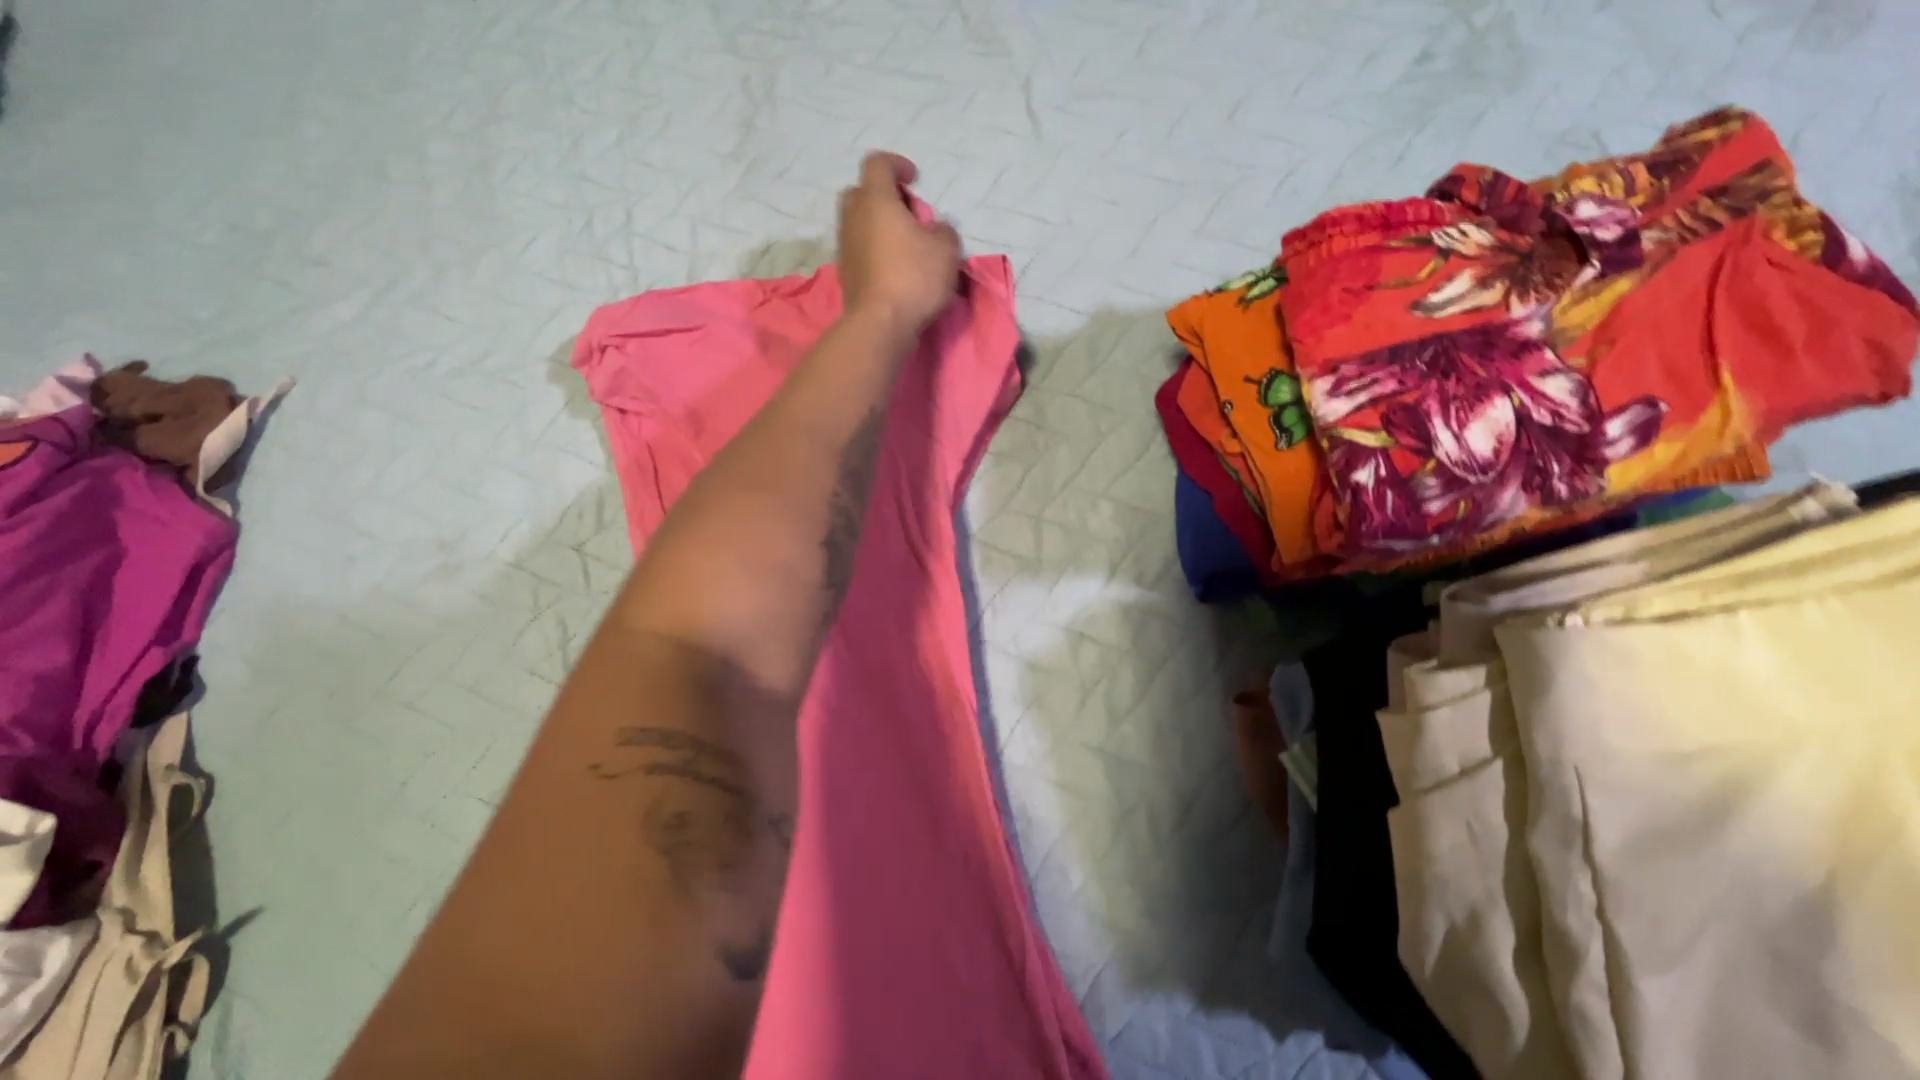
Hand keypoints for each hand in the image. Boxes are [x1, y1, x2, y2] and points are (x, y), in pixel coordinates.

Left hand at [836, 152, 962, 336]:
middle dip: (883, 196)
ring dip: (879, 226)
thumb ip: (943, 230)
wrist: (880, 324)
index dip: (897, 165)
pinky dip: (875, 250)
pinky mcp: (845, 273)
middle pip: (862, 192)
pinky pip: (860, 249)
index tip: (915, 180)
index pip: (878, 164)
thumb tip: (934, 230)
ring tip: (905, 245)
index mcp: (876, 200)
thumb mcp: (946, 249)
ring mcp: (845, 246)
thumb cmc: (914, 277)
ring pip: (859, 222)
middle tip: (907, 214)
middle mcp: (853, 218)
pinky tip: (895, 268)